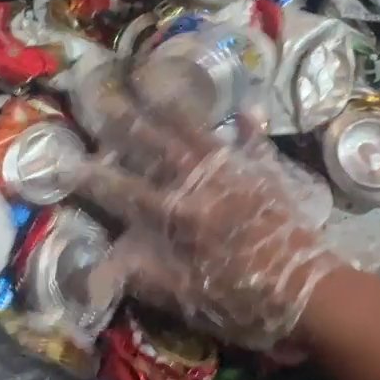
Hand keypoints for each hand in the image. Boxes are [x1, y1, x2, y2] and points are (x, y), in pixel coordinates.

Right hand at [77, 70, 341, 349]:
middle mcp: (202, 184)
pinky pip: (254, 142)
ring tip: (152, 77)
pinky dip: (248, 125)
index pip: (125, 192)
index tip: (68, 160)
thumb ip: (143, 277)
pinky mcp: (265, 174)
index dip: (94, 178)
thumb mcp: (188, 300)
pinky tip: (246, 105)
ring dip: (172, 105)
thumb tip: (99, 266)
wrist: (311, 294)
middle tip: (102, 94)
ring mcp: (235, 173)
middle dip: (125, 121)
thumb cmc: (246, 302)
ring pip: (196, 132)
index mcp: (179, 217)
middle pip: (156, 147)